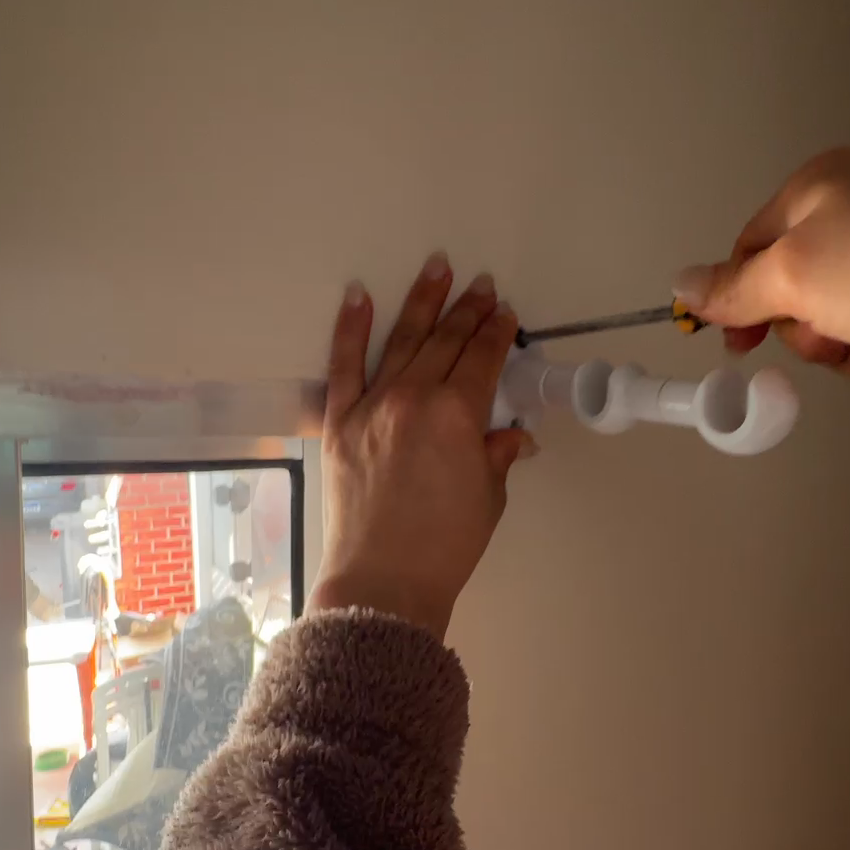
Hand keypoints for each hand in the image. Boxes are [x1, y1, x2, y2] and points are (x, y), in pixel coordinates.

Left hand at [309, 252, 535, 638]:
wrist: (383, 581)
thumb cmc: (446, 545)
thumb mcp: (488, 498)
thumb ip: (497, 454)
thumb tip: (510, 434)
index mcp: (458, 415)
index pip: (483, 358)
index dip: (497, 333)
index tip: (505, 314)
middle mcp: (414, 398)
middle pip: (446, 341)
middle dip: (468, 310)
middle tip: (481, 285)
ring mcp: (372, 406)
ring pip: (402, 341)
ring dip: (422, 302)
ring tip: (436, 267)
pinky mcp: (339, 422)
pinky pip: (343, 365)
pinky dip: (350, 328)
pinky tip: (360, 297)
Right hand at [673, 148, 849, 388]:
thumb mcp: (796, 273)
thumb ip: (732, 288)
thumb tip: (680, 286)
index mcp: (819, 191)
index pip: (748, 251)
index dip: (737, 302)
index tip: (739, 346)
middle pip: (794, 298)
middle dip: (811, 332)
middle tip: (838, 332)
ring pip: (842, 330)